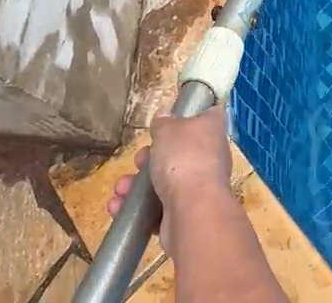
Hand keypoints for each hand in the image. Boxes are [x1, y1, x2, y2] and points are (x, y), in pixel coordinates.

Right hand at [107, 107, 235, 251]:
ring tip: (121, 189)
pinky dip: (139, 209)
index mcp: (212, 131)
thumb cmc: (183, 158)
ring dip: (137, 186)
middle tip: (138, 161)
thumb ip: (163, 124)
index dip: (192, 116)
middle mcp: (210, 158)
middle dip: (149, 158)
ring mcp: (199, 189)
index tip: (172, 120)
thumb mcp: (167, 129)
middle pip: (178, 152)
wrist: (192, 211)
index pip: (209, 115)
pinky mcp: (185, 215)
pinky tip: (119, 208)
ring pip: (164, 182)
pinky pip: (158, 208)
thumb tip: (165, 120)